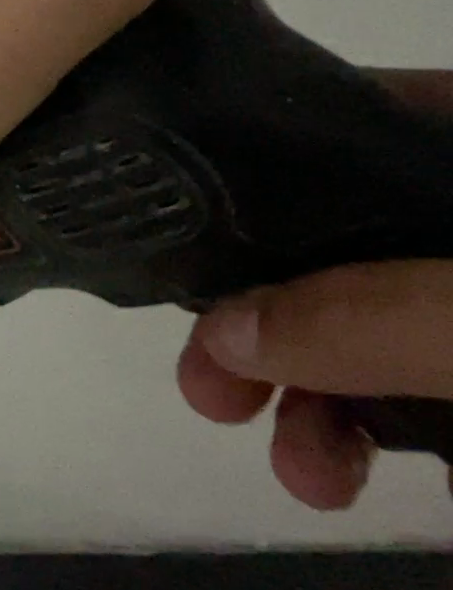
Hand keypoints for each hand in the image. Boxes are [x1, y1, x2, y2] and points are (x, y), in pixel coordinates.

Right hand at [177, 69, 452, 510]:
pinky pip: (405, 378)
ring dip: (303, 391)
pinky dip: (360, 428)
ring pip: (358, 317)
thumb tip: (221, 335)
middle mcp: (452, 220)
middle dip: (260, 314)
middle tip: (205, 378)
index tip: (164, 208)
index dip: (244, 157)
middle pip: (325, 240)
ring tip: (278, 456)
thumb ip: (380, 319)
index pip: (341, 120)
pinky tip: (326, 469)